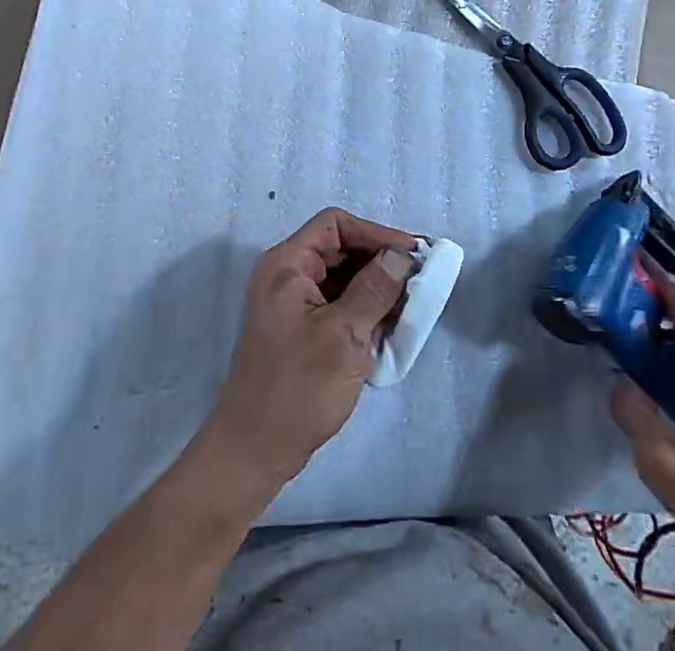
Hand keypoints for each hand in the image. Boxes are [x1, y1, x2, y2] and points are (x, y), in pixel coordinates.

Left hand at [201, 208, 418, 487]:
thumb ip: (375, 288)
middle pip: (341, 248)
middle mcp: (288, 276)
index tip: (412, 255)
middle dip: (381, 259)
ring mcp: (295, 304)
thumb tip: (403, 255)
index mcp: (287, 266)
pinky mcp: (304, 328)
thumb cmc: (298, 387)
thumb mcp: (344, 334)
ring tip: (411, 301)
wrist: (255, 450)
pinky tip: (392, 323)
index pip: (336, 225)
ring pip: (345, 276)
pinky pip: (341, 302)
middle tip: (419, 278)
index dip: (377, 234)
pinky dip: (367, 306)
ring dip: (378, 284)